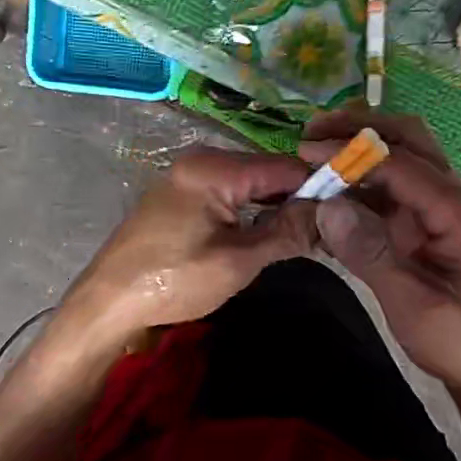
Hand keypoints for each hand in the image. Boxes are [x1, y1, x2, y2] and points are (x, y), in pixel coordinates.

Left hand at [62, 148, 315, 344]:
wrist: (109, 301)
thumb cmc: (173, 281)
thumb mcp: (237, 261)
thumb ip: (287, 232)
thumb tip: (330, 213)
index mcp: (212, 168)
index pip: (284, 166)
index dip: (321, 185)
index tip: (351, 208)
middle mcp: (198, 160)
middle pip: (265, 171)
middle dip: (296, 198)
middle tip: (328, 230)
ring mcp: (184, 176)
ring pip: (246, 183)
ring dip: (272, 206)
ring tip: (303, 235)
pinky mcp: (177, 196)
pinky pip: (224, 193)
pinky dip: (247, 210)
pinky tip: (264, 232)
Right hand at [299, 111, 460, 401]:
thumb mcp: (413, 306)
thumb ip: (371, 253)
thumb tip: (326, 207)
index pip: (404, 166)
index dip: (353, 152)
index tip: (305, 148)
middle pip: (413, 142)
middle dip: (361, 130)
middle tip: (312, 130)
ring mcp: (447, 209)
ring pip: (404, 157)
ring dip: (360, 148)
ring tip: (314, 147)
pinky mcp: (431, 222)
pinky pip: (395, 187)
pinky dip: (362, 179)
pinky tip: (330, 182)